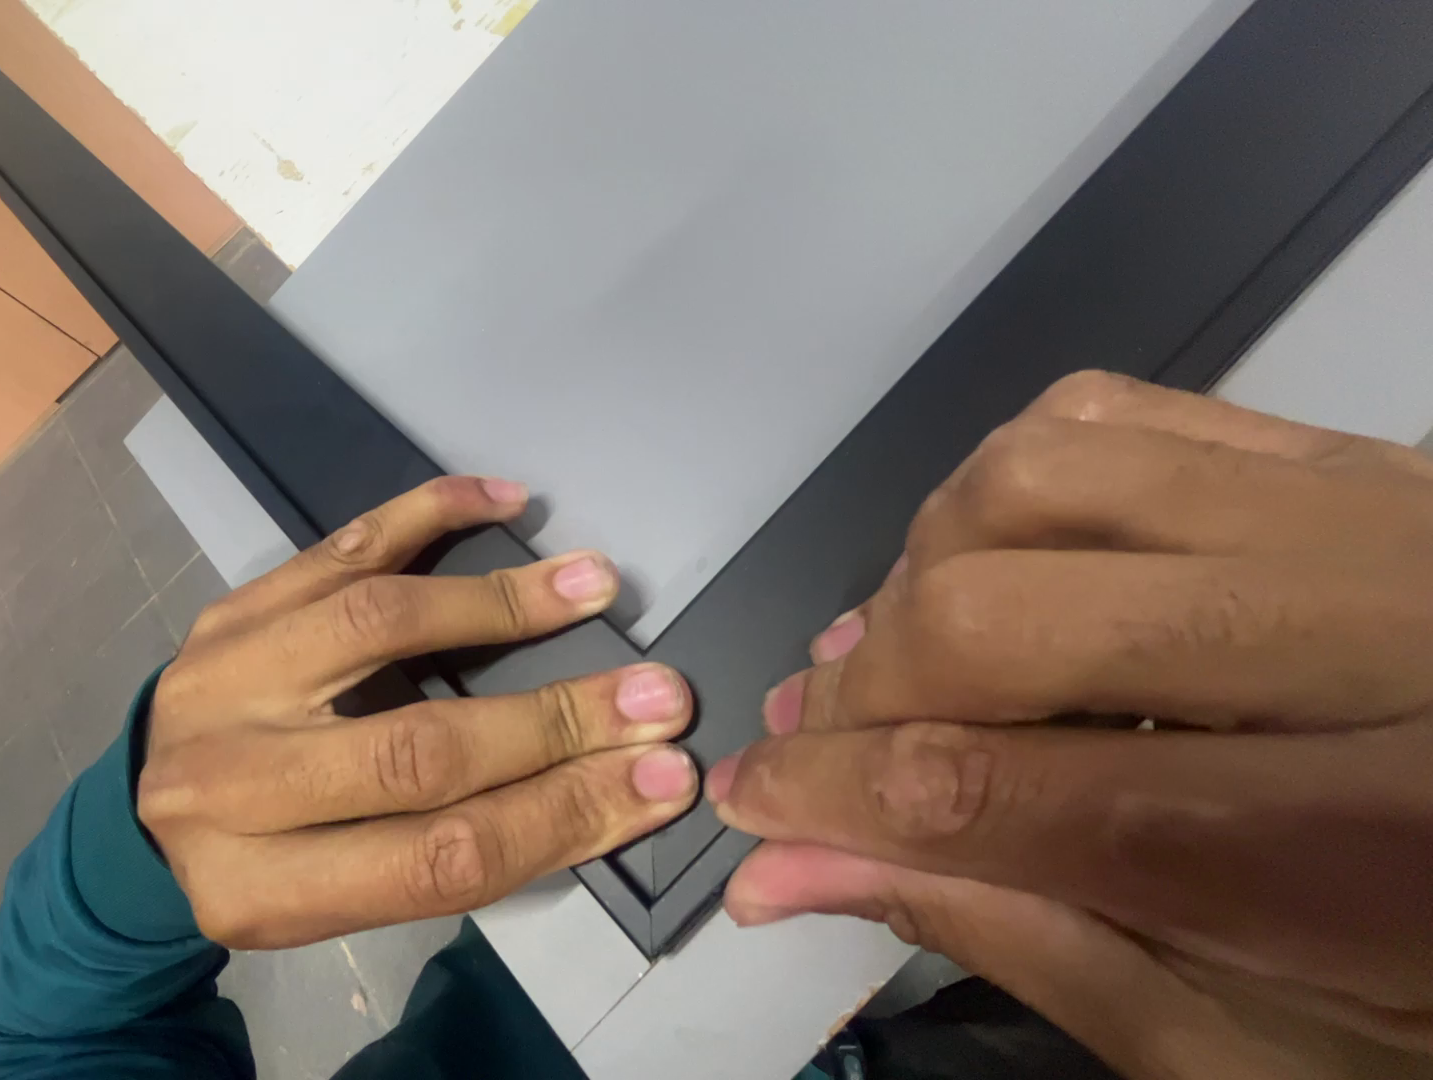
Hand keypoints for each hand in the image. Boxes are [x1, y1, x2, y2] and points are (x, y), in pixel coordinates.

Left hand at [140, 476, 697, 949]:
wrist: (141, 809)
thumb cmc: (260, 861)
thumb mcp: (335, 899)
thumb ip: (448, 852)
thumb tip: (596, 789)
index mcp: (267, 887)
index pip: (444, 859)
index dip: (565, 818)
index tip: (660, 780)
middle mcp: (235, 782)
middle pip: (419, 750)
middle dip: (557, 721)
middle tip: (656, 693)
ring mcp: (229, 673)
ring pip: (378, 624)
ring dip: (499, 602)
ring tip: (593, 583)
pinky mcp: (238, 605)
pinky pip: (341, 545)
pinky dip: (427, 512)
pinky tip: (502, 500)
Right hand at [707, 372, 1432, 1078]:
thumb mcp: (1234, 1044)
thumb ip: (992, 932)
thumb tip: (779, 866)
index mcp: (1372, 847)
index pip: (992, 790)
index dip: (828, 793)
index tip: (748, 799)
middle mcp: (1377, 637)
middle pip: (990, 616)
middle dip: (862, 693)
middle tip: (827, 743)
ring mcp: (1362, 515)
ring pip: (1021, 481)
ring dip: (916, 574)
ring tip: (912, 655)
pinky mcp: (1333, 455)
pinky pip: (1094, 419)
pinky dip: (989, 488)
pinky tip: (987, 563)